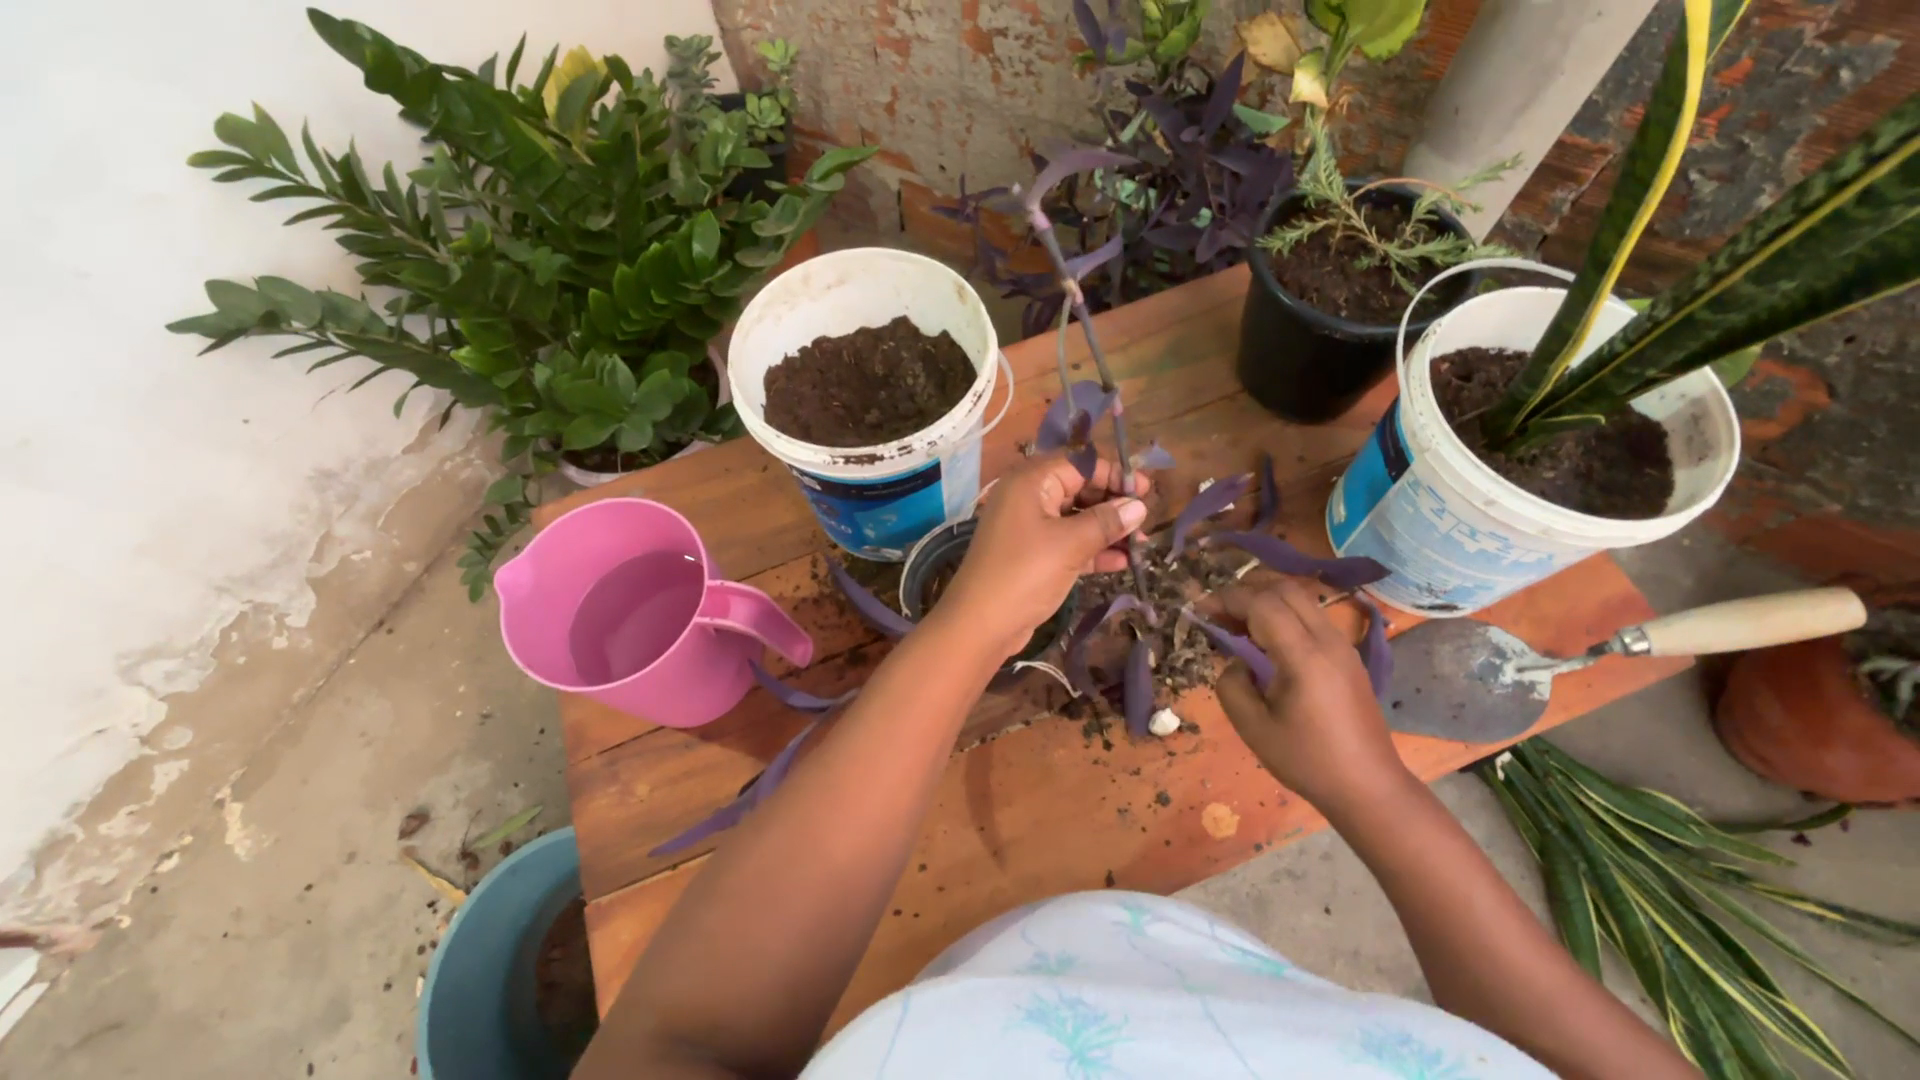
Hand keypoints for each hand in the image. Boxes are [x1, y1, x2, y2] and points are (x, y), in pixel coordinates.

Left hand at [933, 454, 1150, 658]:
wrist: (980, 624)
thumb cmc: (1024, 574)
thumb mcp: (1070, 545)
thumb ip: (1106, 522)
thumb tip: (1139, 506)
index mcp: (1030, 482)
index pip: (1079, 463)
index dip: (1113, 474)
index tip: (1146, 491)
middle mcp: (1027, 497)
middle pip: (1078, 488)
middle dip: (1112, 503)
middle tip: (1145, 519)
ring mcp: (1028, 527)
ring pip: (1075, 518)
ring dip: (1107, 529)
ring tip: (1140, 545)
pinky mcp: (1032, 554)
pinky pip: (1068, 542)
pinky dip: (1092, 550)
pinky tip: (1121, 562)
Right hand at [1212, 579, 1412, 812]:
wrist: (1367, 785)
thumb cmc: (1307, 760)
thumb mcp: (1253, 728)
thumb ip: (1232, 685)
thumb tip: (1237, 663)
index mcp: (1304, 657)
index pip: (1261, 604)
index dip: (1226, 600)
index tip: (1199, 611)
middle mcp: (1327, 640)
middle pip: (1284, 589)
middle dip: (1245, 592)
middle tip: (1217, 614)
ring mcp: (1342, 646)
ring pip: (1301, 599)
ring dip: (1265, 600)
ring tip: (1238, 625)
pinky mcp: (1347, 655)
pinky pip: (1312, 616)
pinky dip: (1284, 614)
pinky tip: (1265, 641)